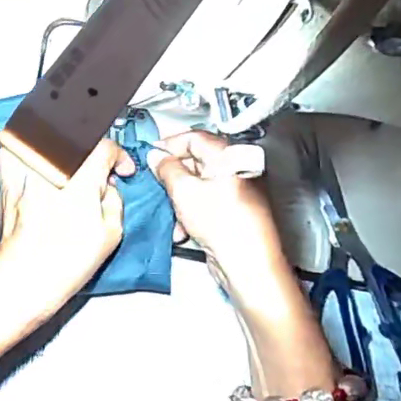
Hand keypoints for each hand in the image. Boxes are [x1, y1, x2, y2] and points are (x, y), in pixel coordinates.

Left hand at [0, 138, 135, 316]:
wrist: (26, 272)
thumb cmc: (65, 259)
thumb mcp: (111, 232)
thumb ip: (114, 199)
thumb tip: (108, 188)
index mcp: (83, 174)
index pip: (105, 146)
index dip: (118, 157)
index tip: (119, 170)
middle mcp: (54, 165)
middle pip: (78, 138)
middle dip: (92, 151)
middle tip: (97, 171)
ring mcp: (27, 169)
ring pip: (45, 137)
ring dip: (60, 145)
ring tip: (68, 164)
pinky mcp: (7, 178)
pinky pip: (12, 149)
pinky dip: (23, 148)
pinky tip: (33, 159)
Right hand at [146, 131, 285, 279]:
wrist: (248, 263)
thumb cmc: (226, 226)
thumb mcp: (183, 191)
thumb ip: (166, 168)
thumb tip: (157, 156)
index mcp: (229, 157)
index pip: (194, 137)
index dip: (169, 145)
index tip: (152, 155)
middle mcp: (235, 171)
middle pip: (195, 162)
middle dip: (172, 176)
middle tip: (157, 184)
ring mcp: (234, 193)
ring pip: (196, 185)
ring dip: (179, 198)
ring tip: (172, 213)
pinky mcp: (231, 213)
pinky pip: (204, 203)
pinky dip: (190, 212)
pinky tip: (183, 229)